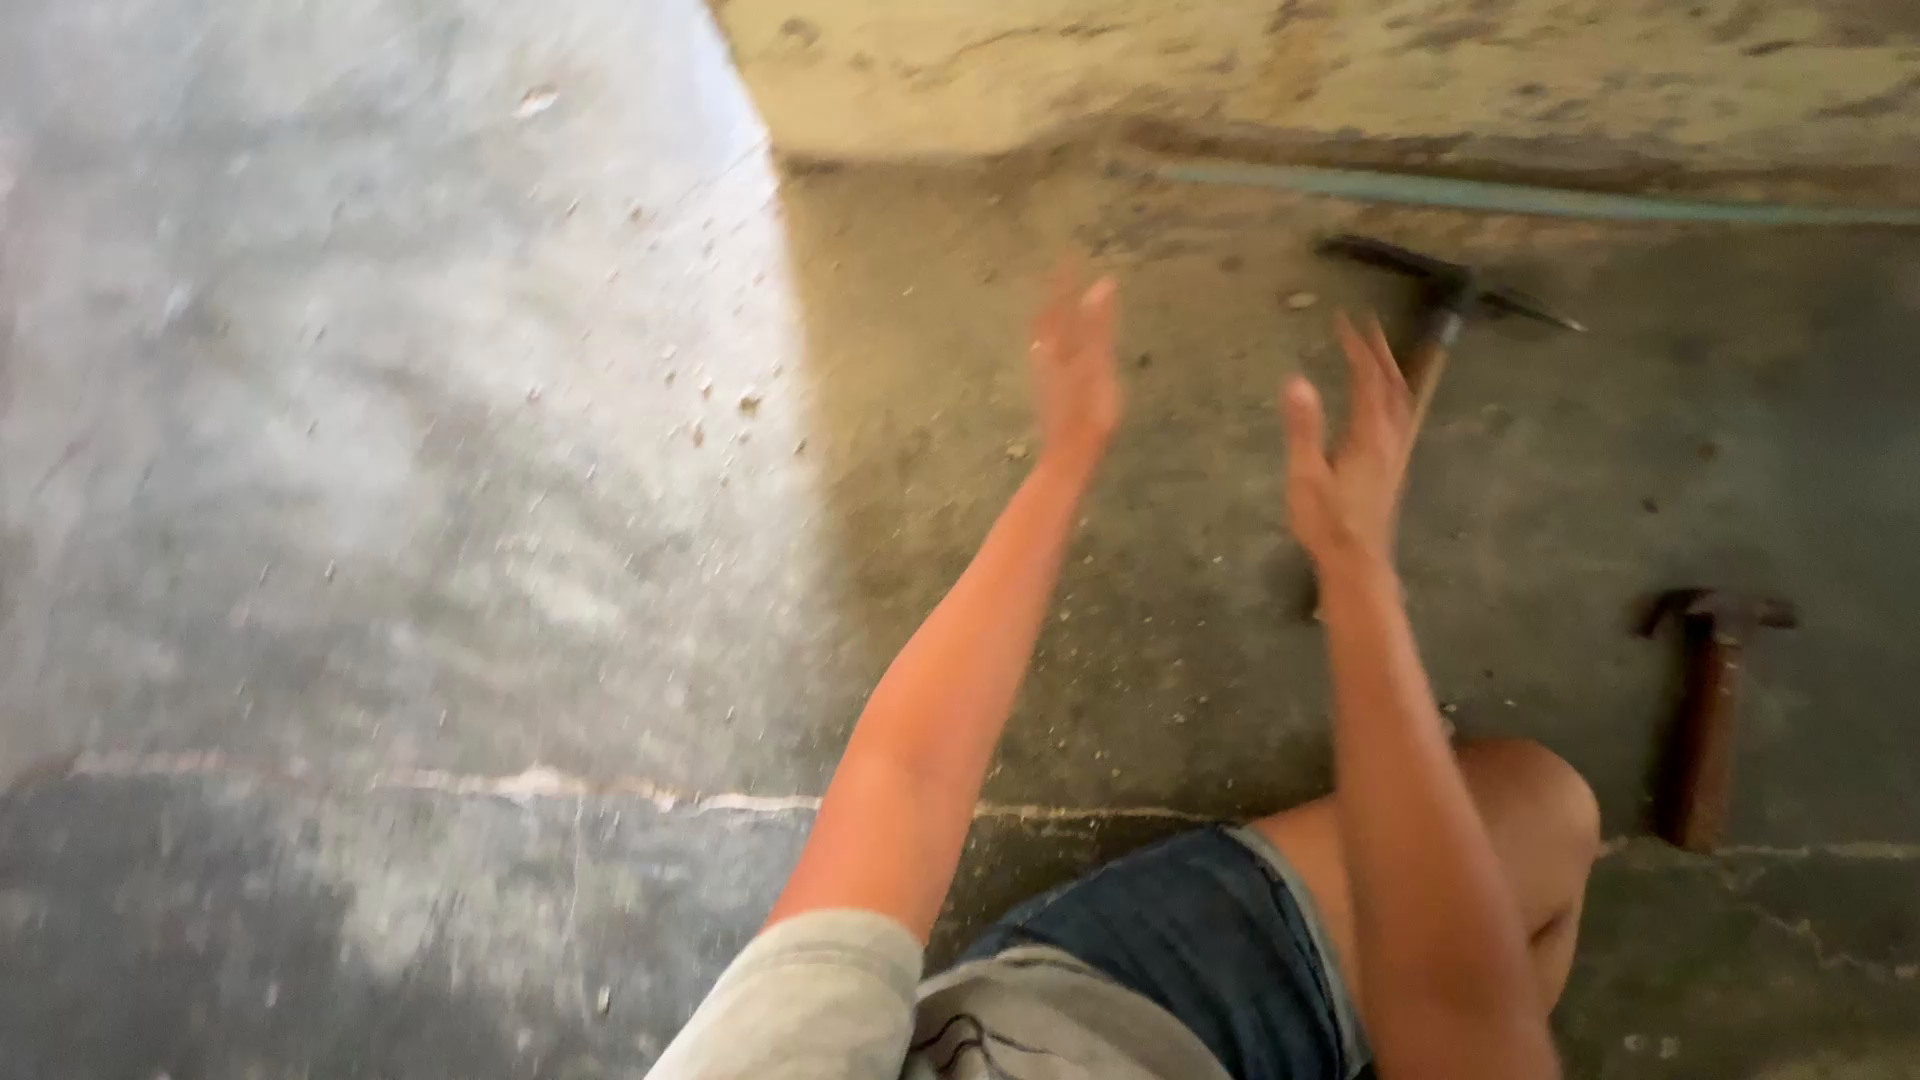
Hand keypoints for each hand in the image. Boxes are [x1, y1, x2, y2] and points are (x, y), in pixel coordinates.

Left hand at [1030, 265, 1121, 468]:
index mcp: (1059, 346)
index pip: (1061, 304)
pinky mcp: (1048, 392)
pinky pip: (1046, 355)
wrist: (1068, 454)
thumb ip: (1099, 325)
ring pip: (1044, 338)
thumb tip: (1101, 284)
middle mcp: (1046, 357)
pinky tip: (1052, 349)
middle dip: (1053, 297)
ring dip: (1050, 318)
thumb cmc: (1089, 410)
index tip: (1067, 255)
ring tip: (1054, 306)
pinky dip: (1052, 340)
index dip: (1065, 281)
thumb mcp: (1099, 364)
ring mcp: (1044, 376)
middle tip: (1058, 277)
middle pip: (1047, 319)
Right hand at [1282, 312, 1413, 571]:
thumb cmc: (1326, 521)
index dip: (1357, 347)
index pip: (1366, 379)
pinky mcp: (1392, 467)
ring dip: (1390, 372)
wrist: (1357, 561)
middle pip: (1391, 385)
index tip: (1344, 321)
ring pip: (1401, 401)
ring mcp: (1395, 454)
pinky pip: (1399, 417)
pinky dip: (1392, 395)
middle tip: (1365, 326)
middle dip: (1379, 352)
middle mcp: (1389, 438)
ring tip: (1378, 355)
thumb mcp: (1306, 475)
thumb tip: (1296, 380)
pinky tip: (1384, 403)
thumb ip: (1303, 428)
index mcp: (1368, 435)